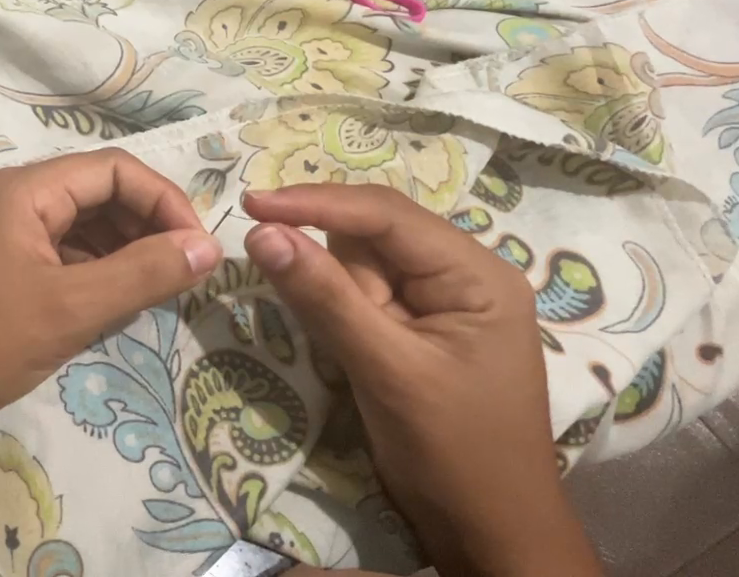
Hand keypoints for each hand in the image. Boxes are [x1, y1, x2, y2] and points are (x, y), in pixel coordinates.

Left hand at [0, 148, 223, 446]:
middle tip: (185, 276)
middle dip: (147, 227)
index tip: (200, 250)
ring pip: (83, 227)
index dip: (165, 201)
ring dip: (125, 253)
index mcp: (28, 190)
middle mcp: (17, 199)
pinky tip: (116, 307)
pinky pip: (63, 256)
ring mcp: (7, 234)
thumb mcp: (70, 308)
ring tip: (158, 294)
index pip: (115, 170)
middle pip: (100, 194)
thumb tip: (208, 246)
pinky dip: (96, 275)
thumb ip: (142, 274)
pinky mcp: (3, 268)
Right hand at [241, 184, 600, 576]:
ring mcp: (438, 299)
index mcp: (475, 274)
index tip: (250, 203)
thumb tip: (260, 231)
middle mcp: (460, 272)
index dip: (315, 203)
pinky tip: (331, 329)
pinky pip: (360, 290)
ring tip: (330, 330)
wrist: (488, 535)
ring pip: (359, 259)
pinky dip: (332, 299)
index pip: (385, 215)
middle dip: (320, 244)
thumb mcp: (385, 369)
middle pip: (370, 231)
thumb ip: (324, 295)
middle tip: (261, 248)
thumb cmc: (454, 453)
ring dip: (326, 280)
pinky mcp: (414, 323)